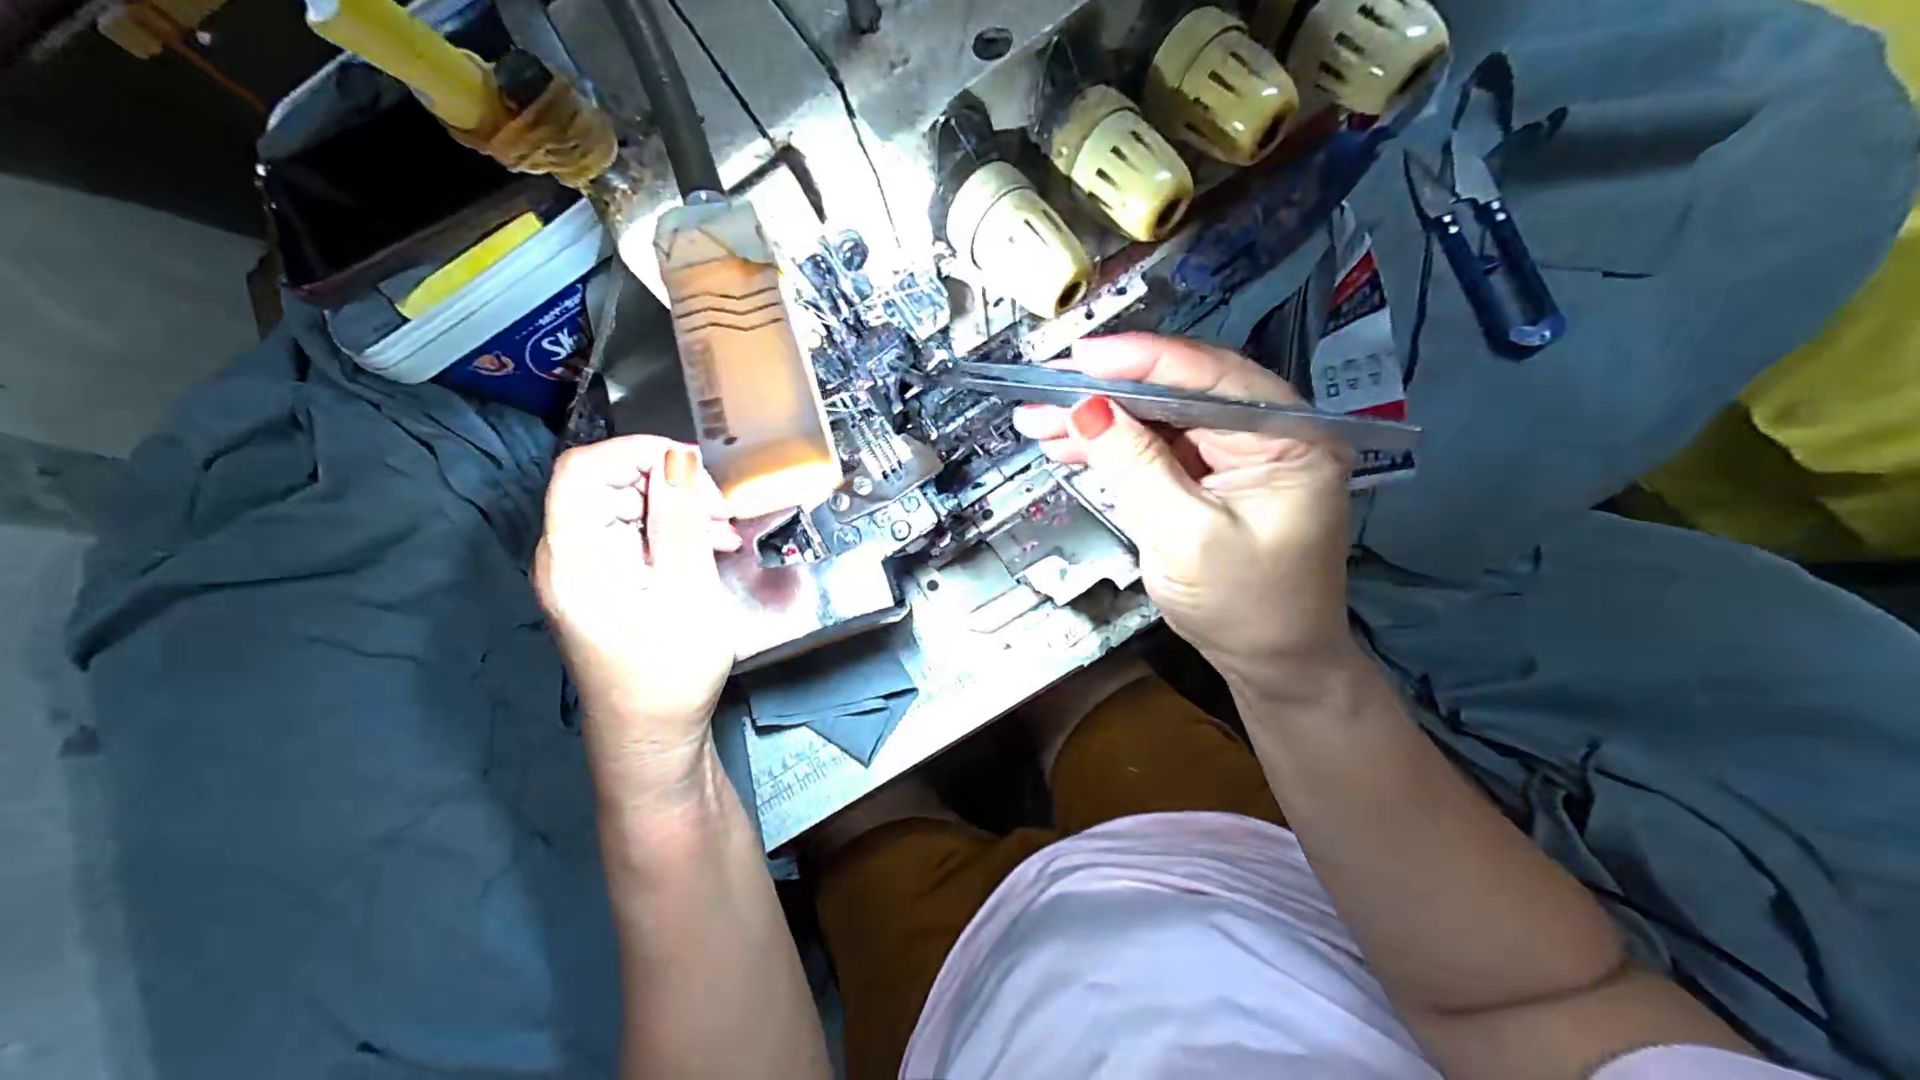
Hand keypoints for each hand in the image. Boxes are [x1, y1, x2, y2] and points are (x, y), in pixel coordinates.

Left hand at [533, 436, 742, 801]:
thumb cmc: (669, 676)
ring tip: (723, 533)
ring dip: (677, 505)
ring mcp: (582, 568)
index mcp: (575, 559)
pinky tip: (708, 546)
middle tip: (721, 513)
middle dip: (669, 483)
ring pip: (624, 504)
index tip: (695, 468)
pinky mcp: (602, 578)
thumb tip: (678, 462)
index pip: (584, 469)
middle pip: (606, 483)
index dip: (638, 451)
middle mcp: (567, 555)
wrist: (650, 736)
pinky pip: (632, 531)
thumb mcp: (687, 595)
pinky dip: (672, 528)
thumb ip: (680, 524)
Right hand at [1012, 334, 1358, 689]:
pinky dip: (1108, 448)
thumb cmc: (1248, 607)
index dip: (1143, 362)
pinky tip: (1066, 443)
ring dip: (1098, 420)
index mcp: (1290, 438)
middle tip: (1049, 385)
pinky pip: (1150, 448)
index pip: (1211, 380)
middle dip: (1108, 392)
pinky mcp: (1202, 475)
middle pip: (1177, 393)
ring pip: (1155, 419)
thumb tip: (1087, 411)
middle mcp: (1265, 433)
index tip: (1085, 358)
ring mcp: (1231, 454)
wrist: (1269, 660)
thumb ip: (1137, 468)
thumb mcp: (1186, 537)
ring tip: (1040, 418)